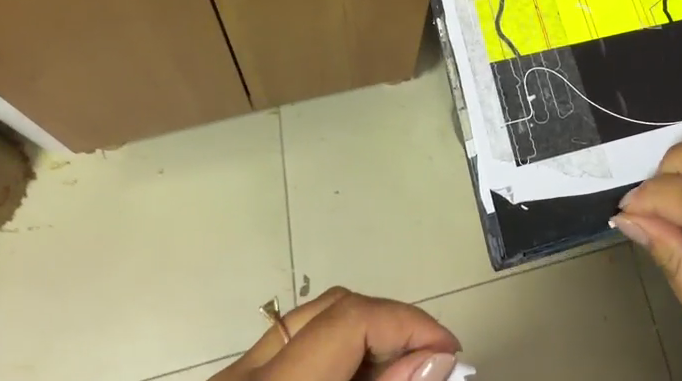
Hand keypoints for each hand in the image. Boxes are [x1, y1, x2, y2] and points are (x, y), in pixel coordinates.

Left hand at [211, 287, 461, 380]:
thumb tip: (436, 357)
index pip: (350, 319)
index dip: (409, 324)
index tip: (451, 351)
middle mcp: (241, 371)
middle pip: (334, 308)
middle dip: (392, 325)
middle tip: (433, 361)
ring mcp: (231, 375)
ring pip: (311, 323)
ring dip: (365, 337)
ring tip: (401, 369)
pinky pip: (291, 349)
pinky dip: (334, 355)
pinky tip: (360, 378)